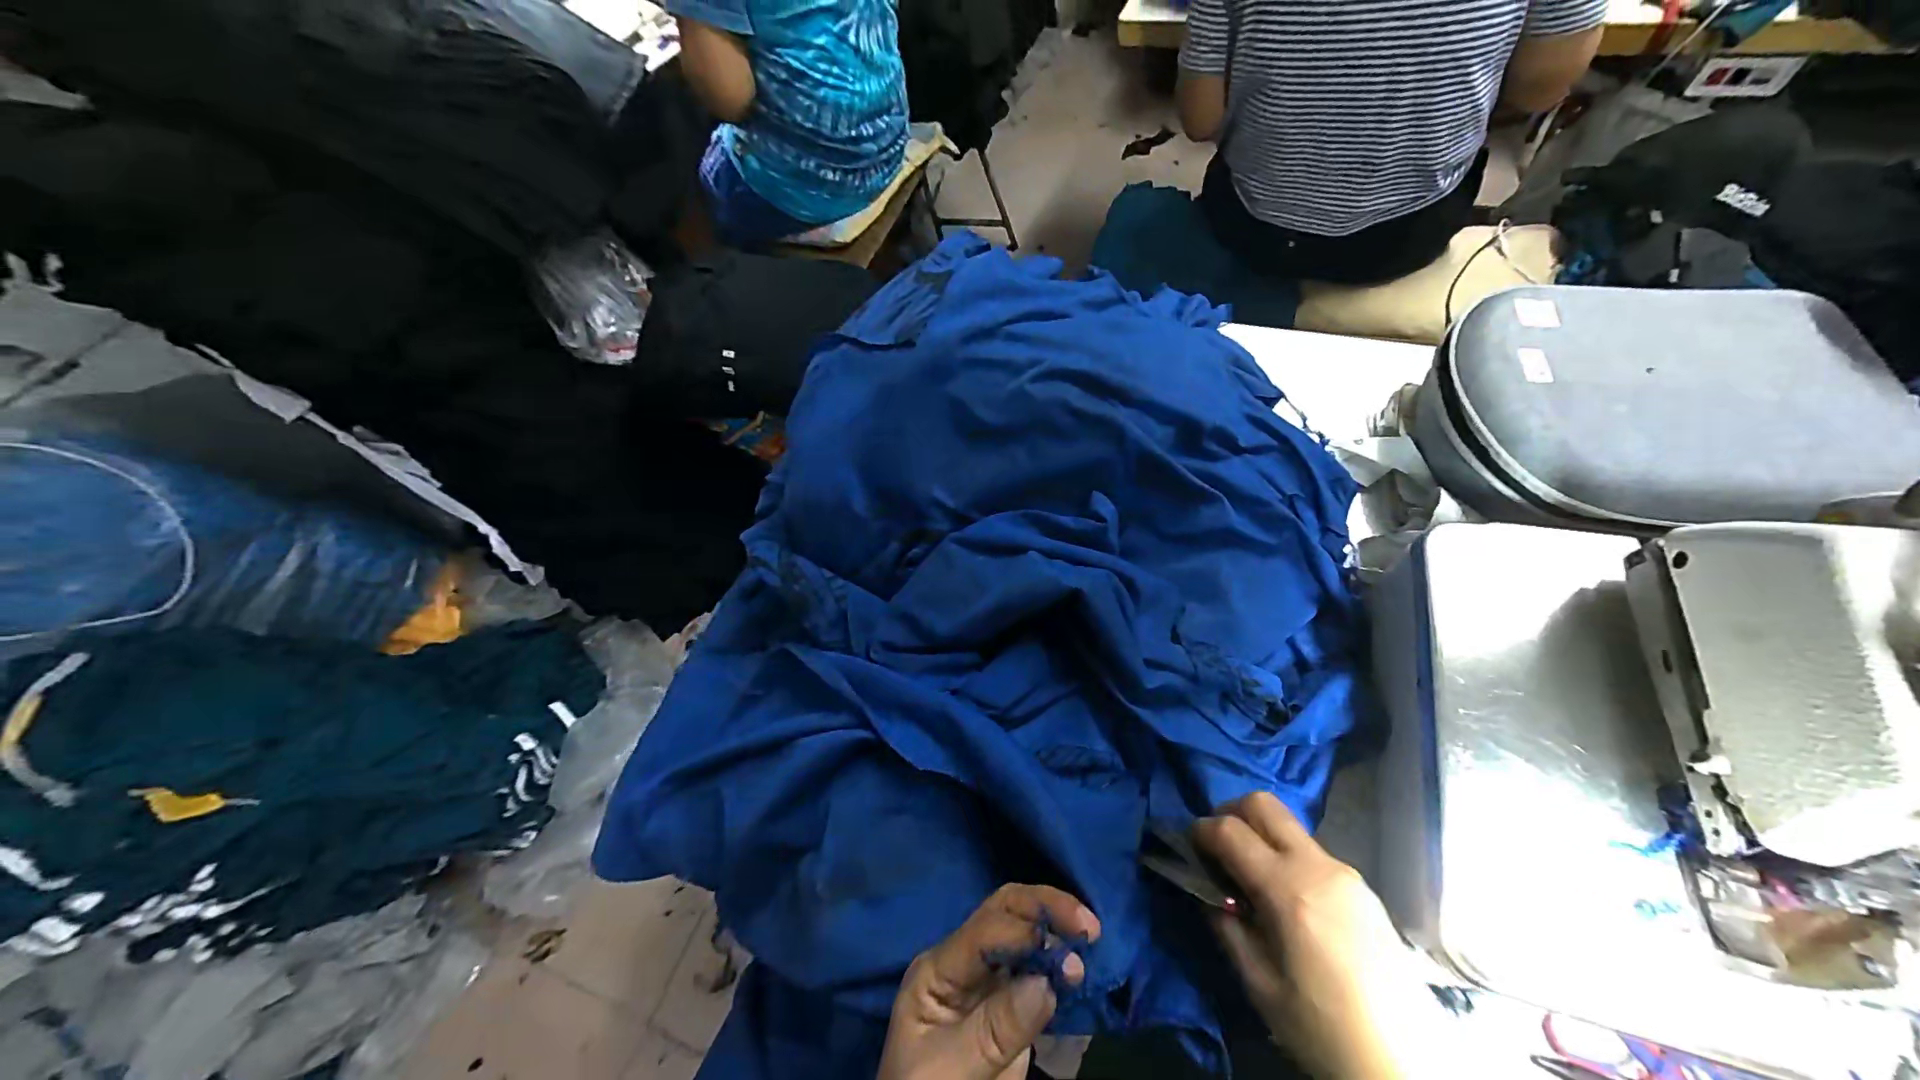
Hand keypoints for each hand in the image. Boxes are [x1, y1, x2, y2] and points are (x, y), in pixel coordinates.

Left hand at [877, 884, 1102, 1079]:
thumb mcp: (948, 1068)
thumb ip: (994, 1029)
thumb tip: (1044, 983)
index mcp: (938, 969)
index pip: (983, 931)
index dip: (1023, 931)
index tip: (1065, 948)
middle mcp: (965, 964)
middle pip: (1005, 912)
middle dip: (1046, 908)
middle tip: (1088, 926)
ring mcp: (990, 984)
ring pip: (1026, 934)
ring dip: (1059, 931)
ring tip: (1091, 943)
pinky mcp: (1013, 1008)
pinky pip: (1040, 972)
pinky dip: (1062, 964)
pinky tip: (1083, 967)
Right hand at [1195, 793, 1432, 1079]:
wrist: (1407, 1063)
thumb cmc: (1323, 1029)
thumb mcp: (1259, 985)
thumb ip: (1226, 926)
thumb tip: (1207, 890)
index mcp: (1289, 891)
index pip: (1230, 830)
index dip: (1200, 830)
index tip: (1189, 848)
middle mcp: (1319, 868)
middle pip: (1264, 805)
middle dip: (1230, 813)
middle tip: (1216, 847)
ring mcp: (1346, 874)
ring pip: (1290, 827)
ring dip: (1260, 836)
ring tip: (1249, 879)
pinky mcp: (1363, 889)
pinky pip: (1312, 853)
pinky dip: (1286, 856)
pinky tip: (1285, 899)